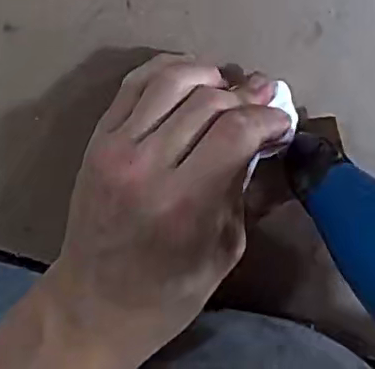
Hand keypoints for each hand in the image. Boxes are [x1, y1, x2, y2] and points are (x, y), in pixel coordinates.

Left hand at [0, 54, 292, 368]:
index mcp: (182, 205)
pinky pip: (137, 80)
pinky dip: (172, 67)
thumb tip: (269, 129)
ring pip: (173, 79)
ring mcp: (115, 146)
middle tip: (266, 98)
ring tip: (229, 86)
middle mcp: (146, 167)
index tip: (283, 120)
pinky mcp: (98, 136)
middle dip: (247, 95)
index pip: (235, 132)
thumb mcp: (225, 248)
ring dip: (211, 75)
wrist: (91, 307)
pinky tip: (194, 75)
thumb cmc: (168, 290)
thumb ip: (244, 183)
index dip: (268, 117)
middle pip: (209, 101)